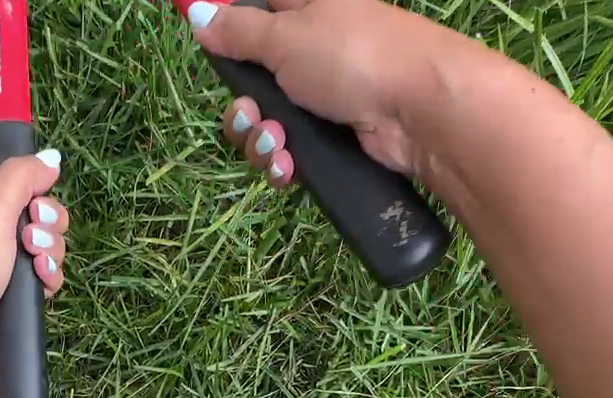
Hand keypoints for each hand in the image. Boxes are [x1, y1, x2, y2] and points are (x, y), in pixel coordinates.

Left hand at [0, 151, 69, 386]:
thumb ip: (21, 179)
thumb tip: (50, 158)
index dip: (25, 178)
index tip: (38, 194)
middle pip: (26, 204)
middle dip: (45, 220)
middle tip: (34, 238)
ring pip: (35, 241)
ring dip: (49, 251)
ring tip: (39, 268)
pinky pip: (33, 272)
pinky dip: (44, 276)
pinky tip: (43, 286)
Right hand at [186, 0, 476, 180]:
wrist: (414, 111)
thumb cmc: (352, 56)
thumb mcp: (287, 36)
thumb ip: (238, 30)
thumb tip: (198, 11)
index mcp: (299, 9)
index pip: (248, 11)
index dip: (222, 27)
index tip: (202, 38)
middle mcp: (304, 52)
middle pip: (247, 83)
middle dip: (241, 109)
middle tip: (253, 116)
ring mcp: (315, 98)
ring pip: (261, 125)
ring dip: (259, 142)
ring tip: (279, 147)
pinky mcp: (325, 138)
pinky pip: (283, 153)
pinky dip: (280, 163)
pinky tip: (289, 167)